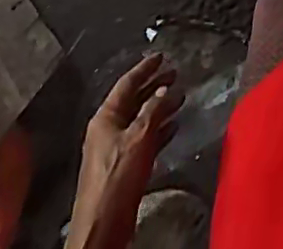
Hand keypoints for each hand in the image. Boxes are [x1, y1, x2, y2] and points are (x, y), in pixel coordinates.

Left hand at [66, 53, 184, 248]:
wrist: (102, 226)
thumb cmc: (117, 177)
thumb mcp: (138, 139)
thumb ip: (152, 111)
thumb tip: (164, 88)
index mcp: (106, 117)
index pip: (127, 84)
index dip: (144, 69)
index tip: (161, 56)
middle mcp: (109, 128)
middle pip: (134, 100)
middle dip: (154, 86)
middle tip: (175, 73)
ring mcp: (116, 148)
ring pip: (141, 119)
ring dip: (159, 107)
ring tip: (179, 96)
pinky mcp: (124, 166)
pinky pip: (144, 139)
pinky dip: (158, 130)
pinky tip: (173, 126)